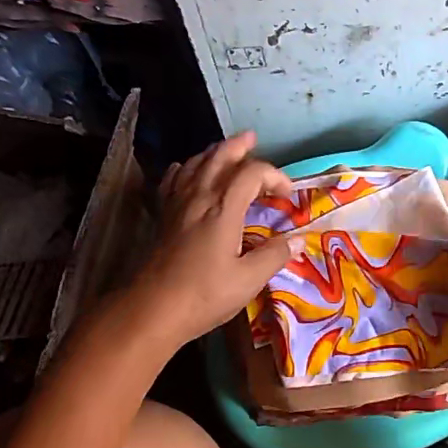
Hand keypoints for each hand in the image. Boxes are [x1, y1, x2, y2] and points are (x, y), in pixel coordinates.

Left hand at [123, 132, 293, 348]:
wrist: (152, 308)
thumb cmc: (204, 295)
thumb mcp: (247, 280)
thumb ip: (273, 256)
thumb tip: (296, 240)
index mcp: (223, 209)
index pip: (252, 174)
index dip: (274, 176)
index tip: (287, 195)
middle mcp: (199, 198)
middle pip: (218, 157)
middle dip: (238, 146)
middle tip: (251, 139)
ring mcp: (176, 205)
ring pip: (194, 164)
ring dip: (212, 153)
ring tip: (224, 151)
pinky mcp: (162, 216)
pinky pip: (173, 180)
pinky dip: (184, 169)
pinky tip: (186, 171)